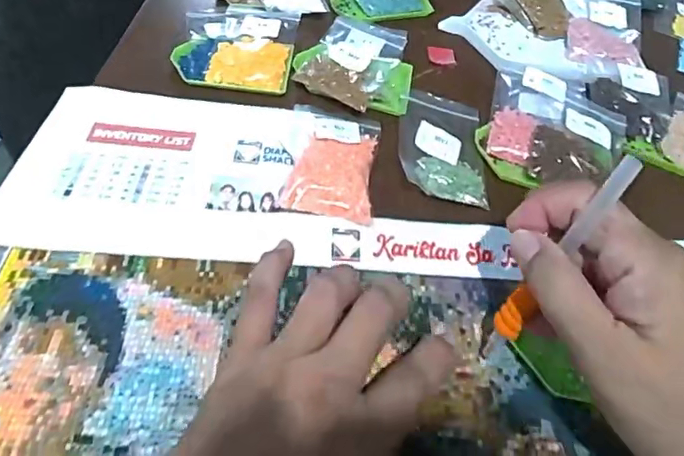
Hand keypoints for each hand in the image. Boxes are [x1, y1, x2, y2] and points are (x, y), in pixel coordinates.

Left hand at [175, 241, 455, 455]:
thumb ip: (379, 437)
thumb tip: (399, 406)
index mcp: (360, 433)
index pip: (415, 380)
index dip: (438, 354)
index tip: (443, 340)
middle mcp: (326, 386)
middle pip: (373, 314)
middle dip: (391, 296)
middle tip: (393, 297)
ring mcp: (280, 363)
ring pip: (323, 295)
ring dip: (344, 281)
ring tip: (351, 283)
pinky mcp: (240, 356)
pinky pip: (258, 300)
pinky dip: (271, 267)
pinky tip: (284, 246)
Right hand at [508, 183, 683, 455]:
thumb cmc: (671, 409)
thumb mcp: (602, 351)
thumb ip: (557, 287)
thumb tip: (519, 234)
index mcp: (646, 254)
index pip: (583, 198)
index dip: (540, 208)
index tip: (510, 245)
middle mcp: (655, 257)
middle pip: (586, 229)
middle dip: (546, 255)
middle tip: (521, 298)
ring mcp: (661, 284)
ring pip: (593, 261)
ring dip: (559, 284)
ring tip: (534, 322)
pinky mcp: (661, 310)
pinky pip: (609, 288)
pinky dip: (579, 303)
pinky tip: (559, 333)